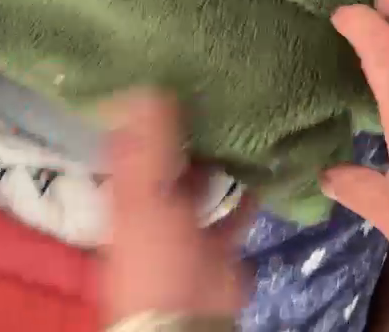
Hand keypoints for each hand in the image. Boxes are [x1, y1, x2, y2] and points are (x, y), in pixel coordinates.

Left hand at [102, 91, 251, 323]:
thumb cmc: (157, 251)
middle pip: (168, 166)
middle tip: (213, 96)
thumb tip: (147, 85)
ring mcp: (184, 230)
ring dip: (217, 165)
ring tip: (240, 128)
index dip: (144, 117)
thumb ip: (149, 141)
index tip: (167, 80)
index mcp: (127, 196)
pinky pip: (232, 216)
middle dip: (187, 138)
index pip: (131, 147)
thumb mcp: (146, 191)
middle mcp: (152, 209)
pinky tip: (261, 175)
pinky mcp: (216, 249)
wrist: (187, 317)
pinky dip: (246, 199)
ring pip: (200, 188)